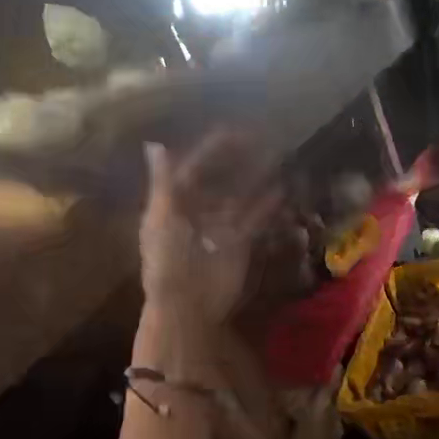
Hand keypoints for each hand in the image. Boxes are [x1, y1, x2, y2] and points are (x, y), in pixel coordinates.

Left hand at [139, 134, 280, 324]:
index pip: (192, 171)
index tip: (234, 132)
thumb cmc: (168, 262)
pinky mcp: (239, 245)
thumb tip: (155, 144)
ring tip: (278, 159)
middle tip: (261, 141)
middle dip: (237, 163)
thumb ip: (163, 182)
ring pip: (240, 199)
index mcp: (174, 206)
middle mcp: (197, 214)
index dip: (210, 151)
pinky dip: (268, 207)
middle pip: (219, 182)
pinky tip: (283, 190)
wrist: (186, 307)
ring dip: (257, 181)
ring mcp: (219, 230)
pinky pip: (255, 220)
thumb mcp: (161, 218)